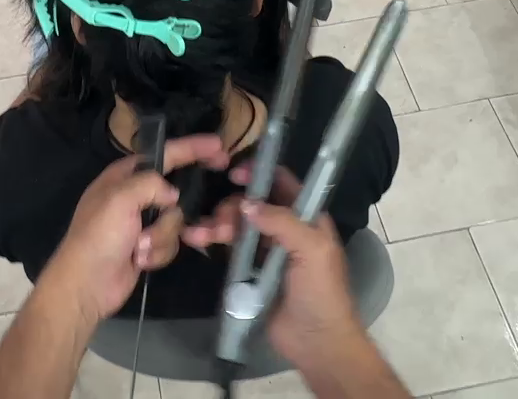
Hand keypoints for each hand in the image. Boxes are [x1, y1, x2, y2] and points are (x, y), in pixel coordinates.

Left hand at [38, 134, 229, 324]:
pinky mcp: (148, 246)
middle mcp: (136, 195)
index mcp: (125, 175)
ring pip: (175, 220)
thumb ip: (150, 184)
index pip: (164, 154)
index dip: (191, 148)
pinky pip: (170, 242)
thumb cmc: (99, 236)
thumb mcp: (120, 199)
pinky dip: (157, 253)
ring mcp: (142, 222)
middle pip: (175, 190)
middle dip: (177, 208)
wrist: (86, 285)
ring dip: (161, 236)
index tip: (218, 145)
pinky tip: (140, 261)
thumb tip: (172, 193)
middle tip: (202, 215)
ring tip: (139, 248)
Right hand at [183, 165, 361, 366]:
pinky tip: (196, 238)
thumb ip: (282, 221)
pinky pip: (228, 247)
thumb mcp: (312, 250)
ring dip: (217, 223)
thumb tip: (246, 204)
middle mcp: (285, 228)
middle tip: (220, 222)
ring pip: (237, 224)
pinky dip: (211, 239)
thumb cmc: (322, 292)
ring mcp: (265, 250)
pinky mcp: (249, 271)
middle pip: (252, 203)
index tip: (234, 175)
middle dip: (232, 206)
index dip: (259, 174)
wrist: (317, 345)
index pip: (281, 182)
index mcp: (305, 217)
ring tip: (202, 234)